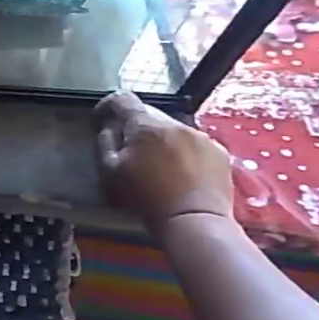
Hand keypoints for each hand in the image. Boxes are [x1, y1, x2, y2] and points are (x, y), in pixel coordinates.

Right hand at [95, 90, 234, 233]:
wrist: (195, 220)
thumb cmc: (145, 197)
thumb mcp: (111, 171)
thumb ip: (106, 142)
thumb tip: (109, 128)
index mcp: (145, 126)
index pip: (122, 99)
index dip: (107, 105)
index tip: (100, 119)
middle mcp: (175, 124)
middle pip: (147, 113)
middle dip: (134, 125)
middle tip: (127, 146)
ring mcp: (201, 136)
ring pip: (171, 128)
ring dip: (158, 137)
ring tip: (155, 161)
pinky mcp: (218, 151)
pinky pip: (192, 141)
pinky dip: (180, 149)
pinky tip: (178, 170)